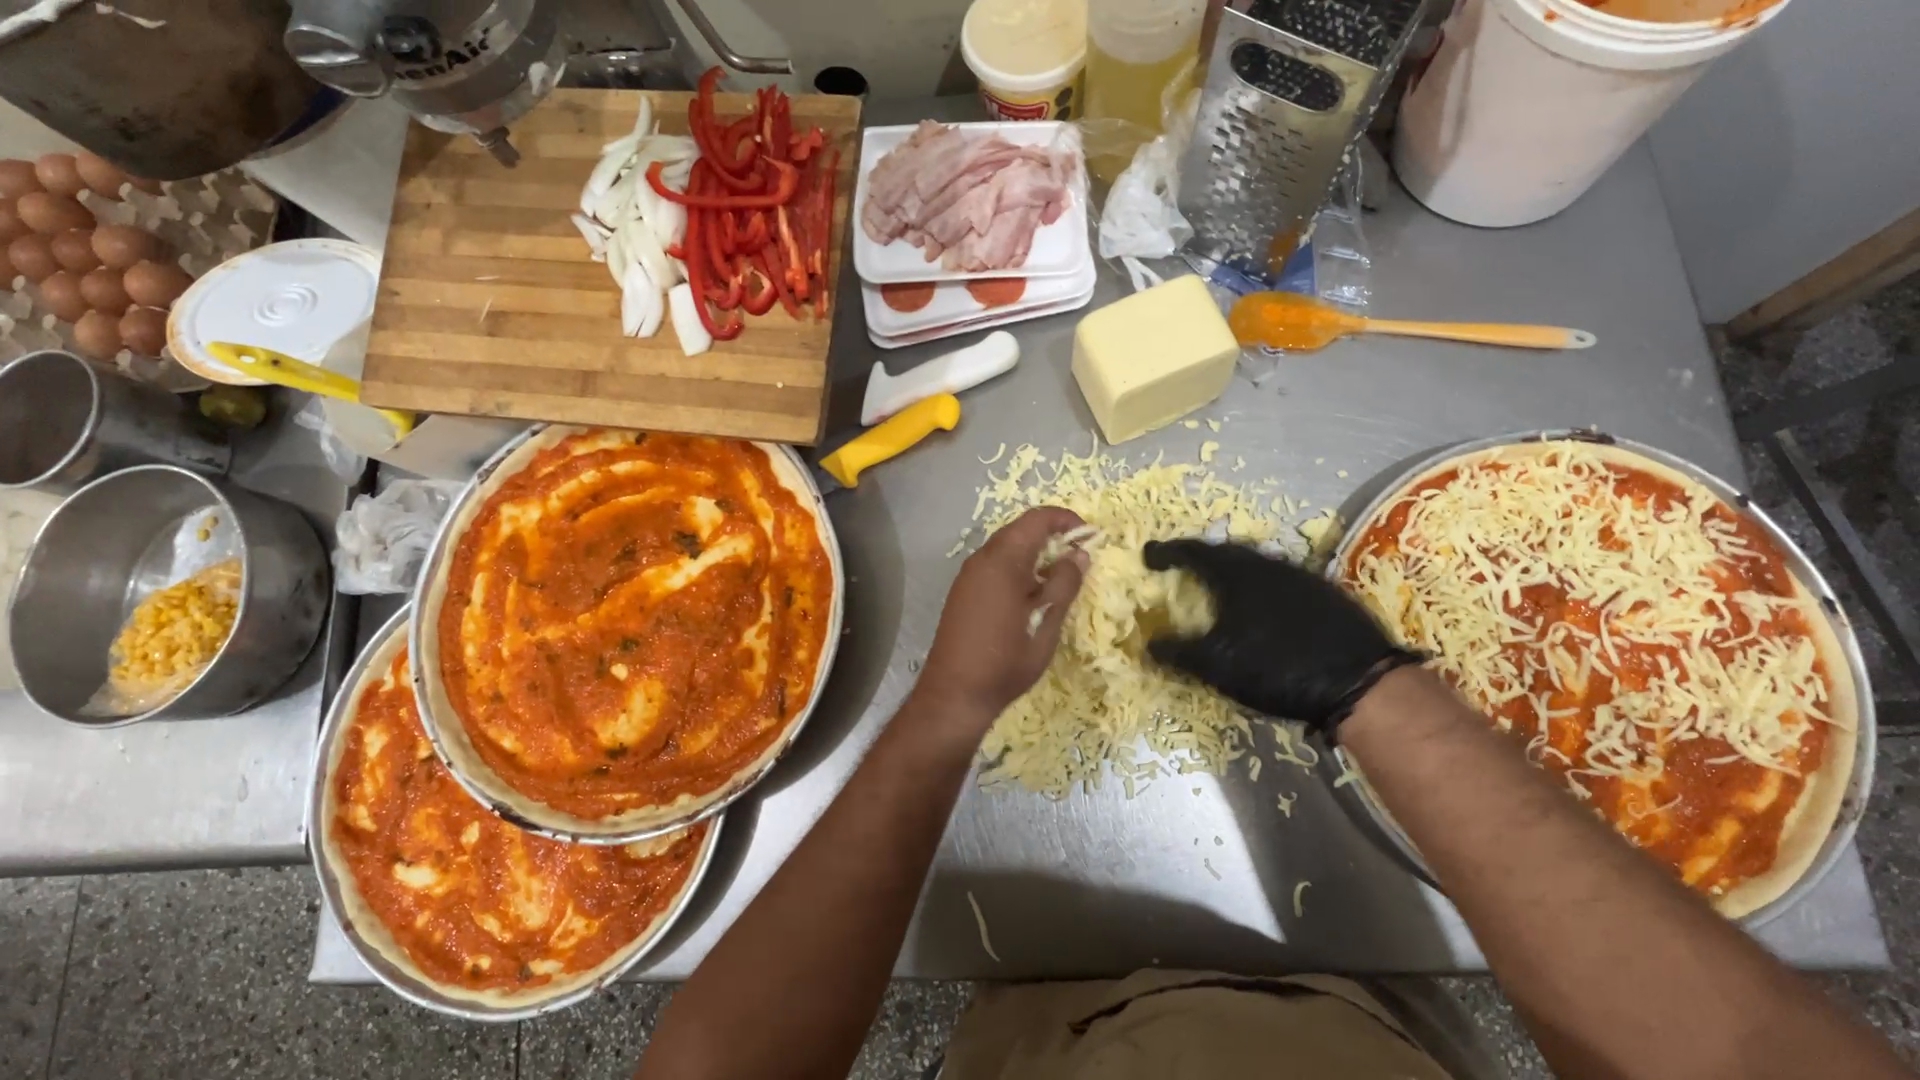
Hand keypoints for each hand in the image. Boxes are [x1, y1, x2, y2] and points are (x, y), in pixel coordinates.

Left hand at [914, 507, 1087, 730]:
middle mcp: (982, 560)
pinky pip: (995, 567)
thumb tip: (1079, 555)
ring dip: (1035, 555)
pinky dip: (1018, 570)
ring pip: (1007, 549)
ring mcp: (968, 576)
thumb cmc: (1006, 660)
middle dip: (1052, 537)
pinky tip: (1033, 596)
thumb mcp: (1046, 624)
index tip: (1090, 537)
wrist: (954, 693)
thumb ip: (1064, 585)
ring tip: (1061, 580)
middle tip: (1080, 559)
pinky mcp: (963, 592)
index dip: (1066, 520)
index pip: (1037, 519)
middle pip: (1020, 531)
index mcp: (1003, 561)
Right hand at [1142, 539, 1420, 735]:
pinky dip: (1259, 586)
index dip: (1168, 552)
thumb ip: (1178, 652)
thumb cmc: (1276, 668)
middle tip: (1181, 567)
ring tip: (1218, 585)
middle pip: (1227, 553)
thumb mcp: (1216, 666)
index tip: (1148, 556)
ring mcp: (1301, 578)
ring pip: (1257, 565)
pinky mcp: (1326, 595)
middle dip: (1200, 558)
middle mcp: (1268, 566)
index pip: (1194, 552)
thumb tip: (1148, 644)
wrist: (1359, 682)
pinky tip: (1260, 606)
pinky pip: (1281, 580)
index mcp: (1237, 575)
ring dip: (1233, 571)